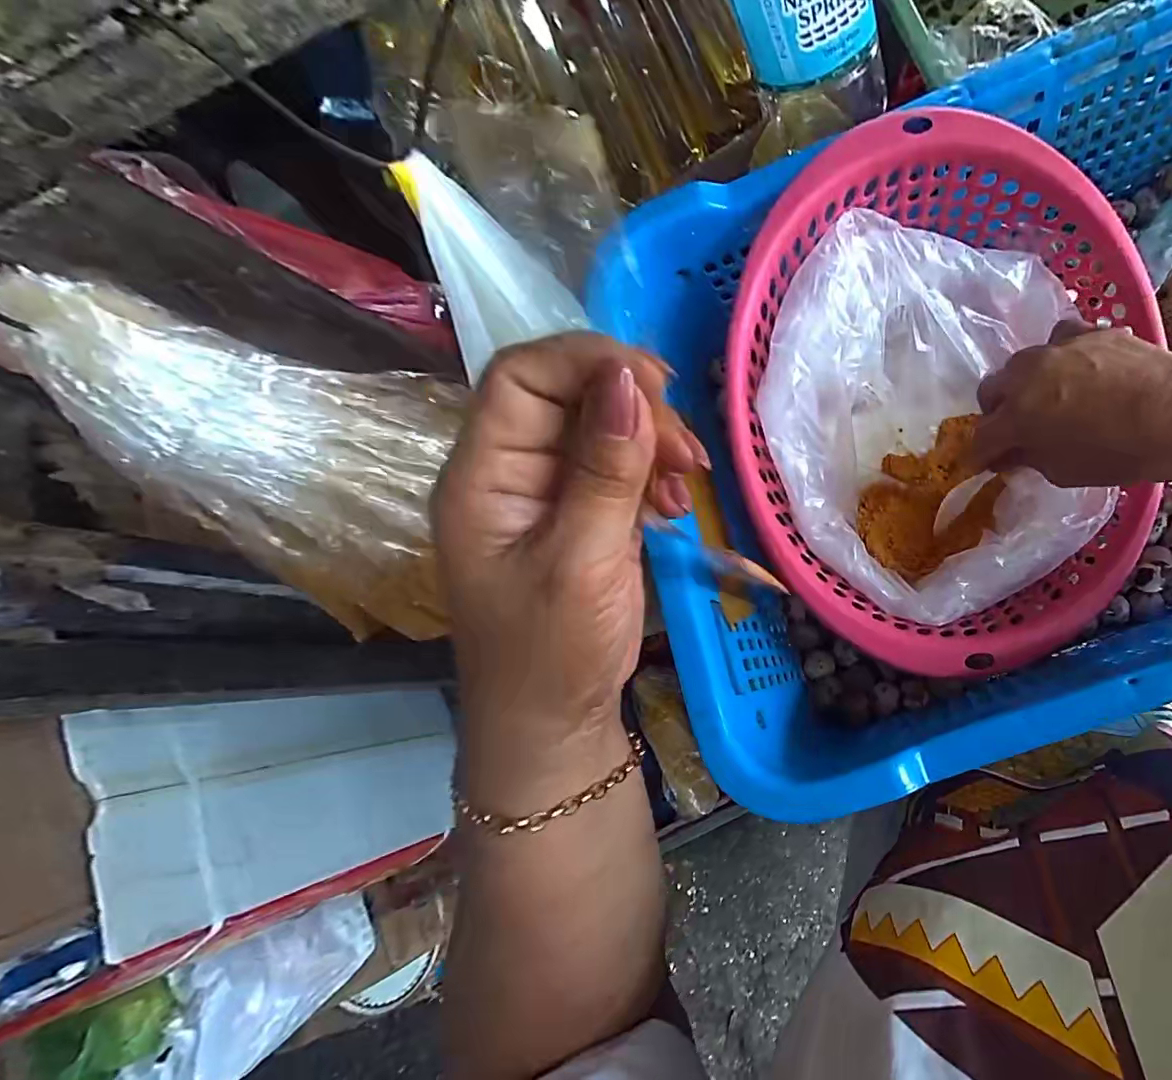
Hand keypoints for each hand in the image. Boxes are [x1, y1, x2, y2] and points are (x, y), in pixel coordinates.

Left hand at [433, 332, 707, 805]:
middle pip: (569, 396)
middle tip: (687, 453)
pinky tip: (676, 503)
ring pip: (602, 428)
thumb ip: (606, 472)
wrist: (554, 724)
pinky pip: (619, 467)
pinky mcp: (582, 514)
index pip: (521, 376)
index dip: (587, 362)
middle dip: (635, 409)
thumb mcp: (582, 562)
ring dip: (653, 442)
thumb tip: (630, 382)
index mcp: (483, 477)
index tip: (657, 385)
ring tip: (689, 481)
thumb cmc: (552, 654)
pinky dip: (654, 474)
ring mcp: (548, 493)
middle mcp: (511, 472)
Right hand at [972, 323, 1171, 486]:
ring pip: (1021, 362)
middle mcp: (1026, 376)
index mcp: (1016, 416)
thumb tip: (1013, 453)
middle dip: (996, 412)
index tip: (987, 464)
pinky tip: (1077, 369)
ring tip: (1046, 396)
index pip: (981, 438)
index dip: (981, 455)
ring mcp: (1056, 349)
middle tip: (1015, 429)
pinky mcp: (1088, 332)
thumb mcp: (1063, 472)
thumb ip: (1029, 458)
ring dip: (1024, 382)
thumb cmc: (1119, 454)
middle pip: (991, 390)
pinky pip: (1059, 341)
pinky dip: (1060, 357)